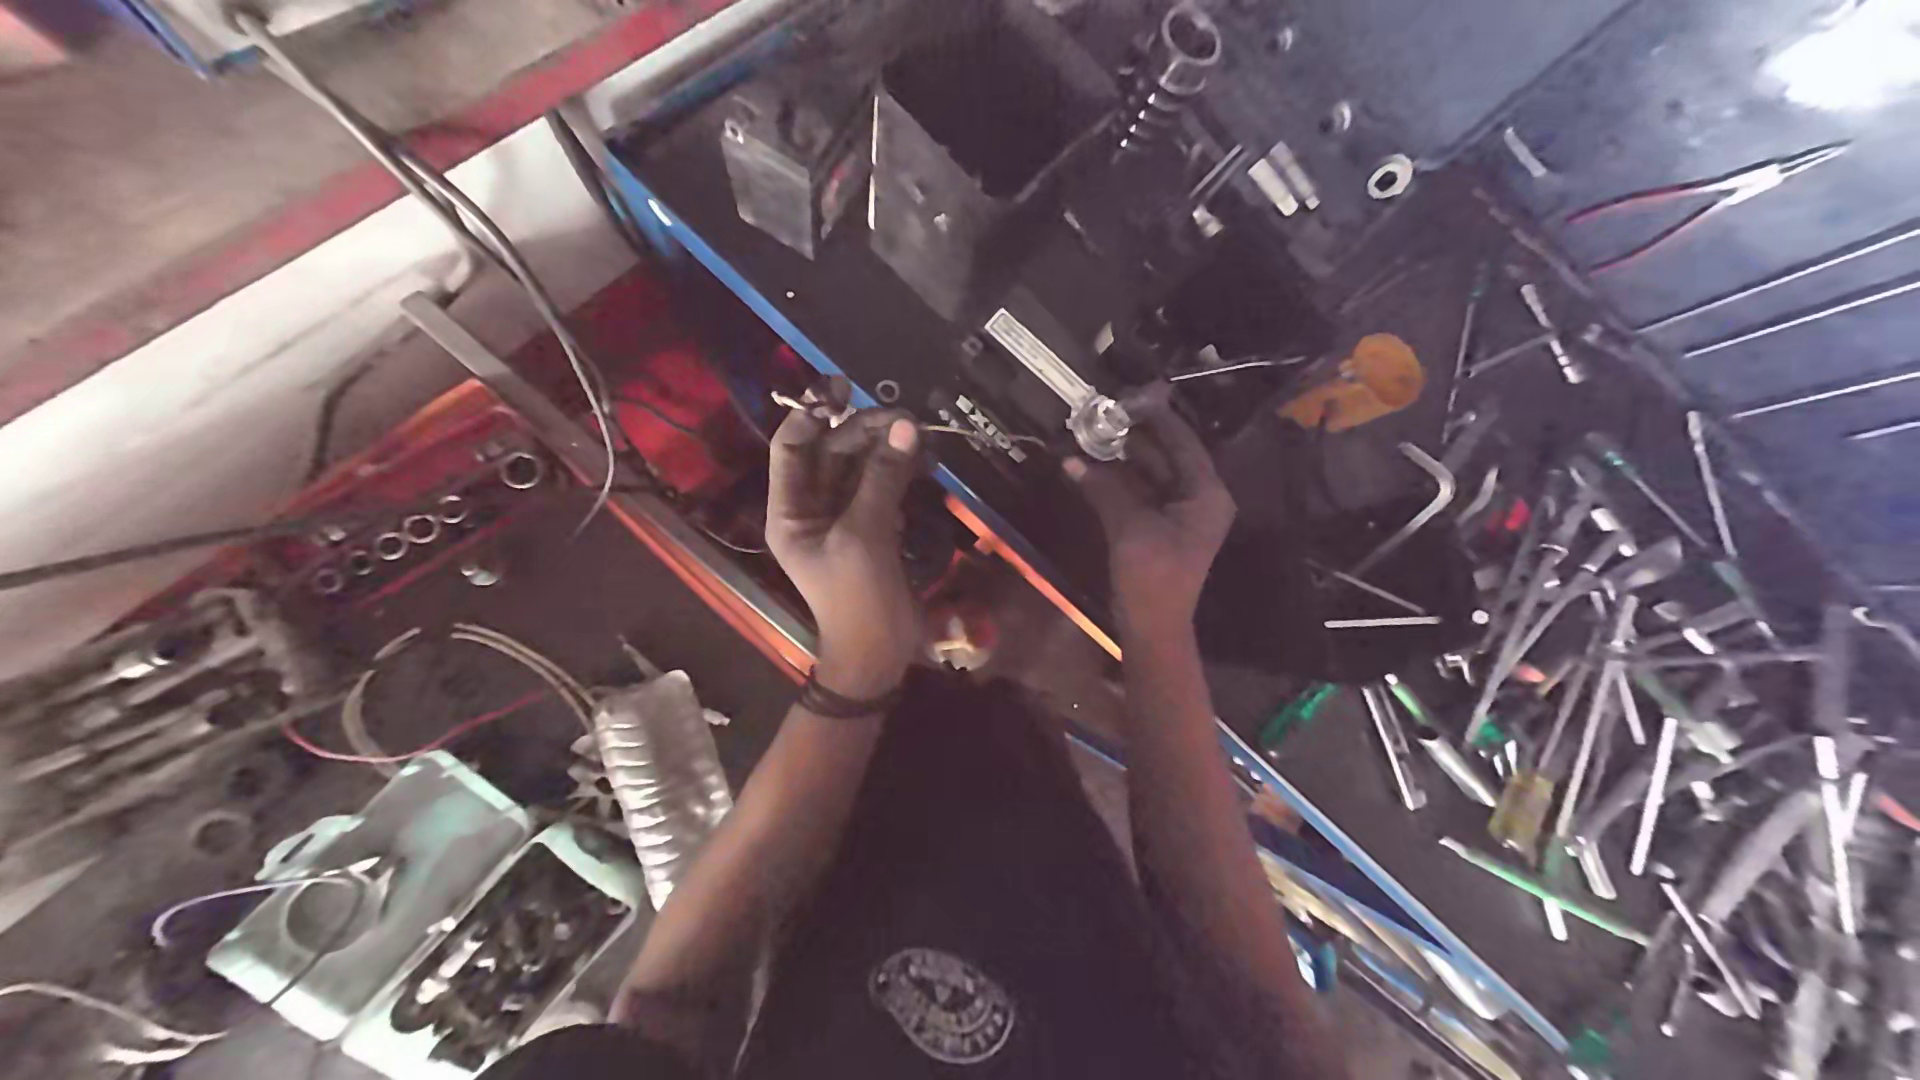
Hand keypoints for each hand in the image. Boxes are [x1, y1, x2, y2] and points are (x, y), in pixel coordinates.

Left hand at [766, 383, 923, 698]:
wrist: (880, 651)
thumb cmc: (857, 596)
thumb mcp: (865, 534)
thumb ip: (883, 478)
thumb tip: (906, 427)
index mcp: (790, 511)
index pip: (790, 450)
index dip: (810, 417)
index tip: (840, 391)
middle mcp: (812, 508)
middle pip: (831, 453)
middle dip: (863, 431)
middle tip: (902, 417)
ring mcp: (845, 516)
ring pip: (861, 467)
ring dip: (886, 447)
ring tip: (916, 430)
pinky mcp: (874, 526)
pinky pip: (883, 486)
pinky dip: (900, 470)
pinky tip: (922, 457)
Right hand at [1062, 383, 1234, 632]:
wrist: (1153, 628)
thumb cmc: (1152, 576)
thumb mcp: (1129, 527)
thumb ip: (1104, 488)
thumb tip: (1072, 460)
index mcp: (1205, 494)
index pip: (1183, 443)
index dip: (1156, 419)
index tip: (1129, 397)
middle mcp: (1198, 499)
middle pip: (1166, 458)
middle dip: (1134, 439)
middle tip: (1102, 416)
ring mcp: (1179, 515)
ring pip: (1150, 477)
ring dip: (1123, 462)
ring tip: (1092, 437)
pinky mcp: (1159, 529)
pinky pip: (1141, 496)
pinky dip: (1119, 484)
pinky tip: (1093, 470)